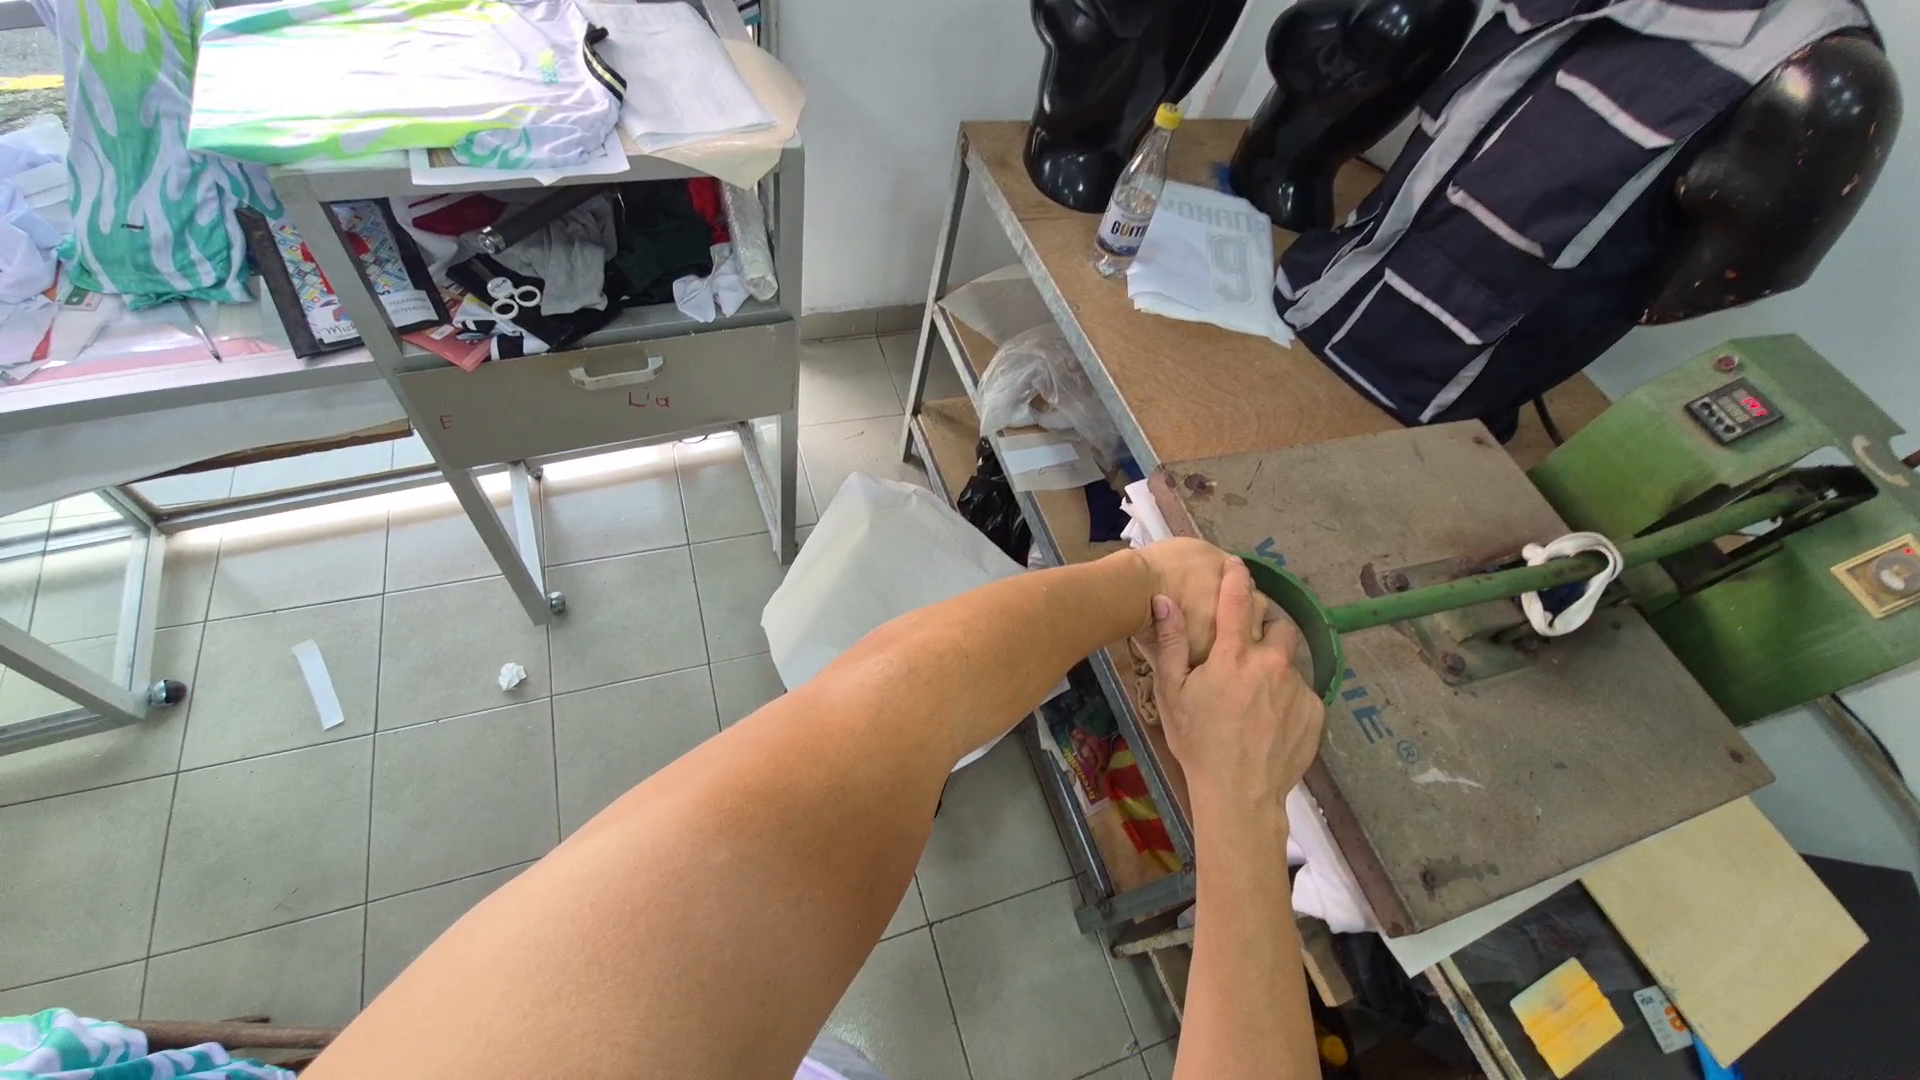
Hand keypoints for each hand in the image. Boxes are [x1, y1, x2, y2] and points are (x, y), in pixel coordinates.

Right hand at [1147, 558, 1324, 819]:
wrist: (1240, 794)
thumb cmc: (1197, 742)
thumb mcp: (1170, 693)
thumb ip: (1170, 643)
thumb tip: (1164, 600)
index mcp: (1232, 656)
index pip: (1237, 601)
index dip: (1236, 578)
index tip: (1236, 565)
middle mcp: (1271, 664)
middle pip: (1279, 626)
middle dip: (1266, 629)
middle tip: (1246, 652)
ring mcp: (1298, 688)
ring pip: (1290, 662)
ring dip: (1275, 667)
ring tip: (1256, 695)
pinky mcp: (1315, 712)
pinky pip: (1302, 691)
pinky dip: (1287, 697)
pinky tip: (1269, 721)